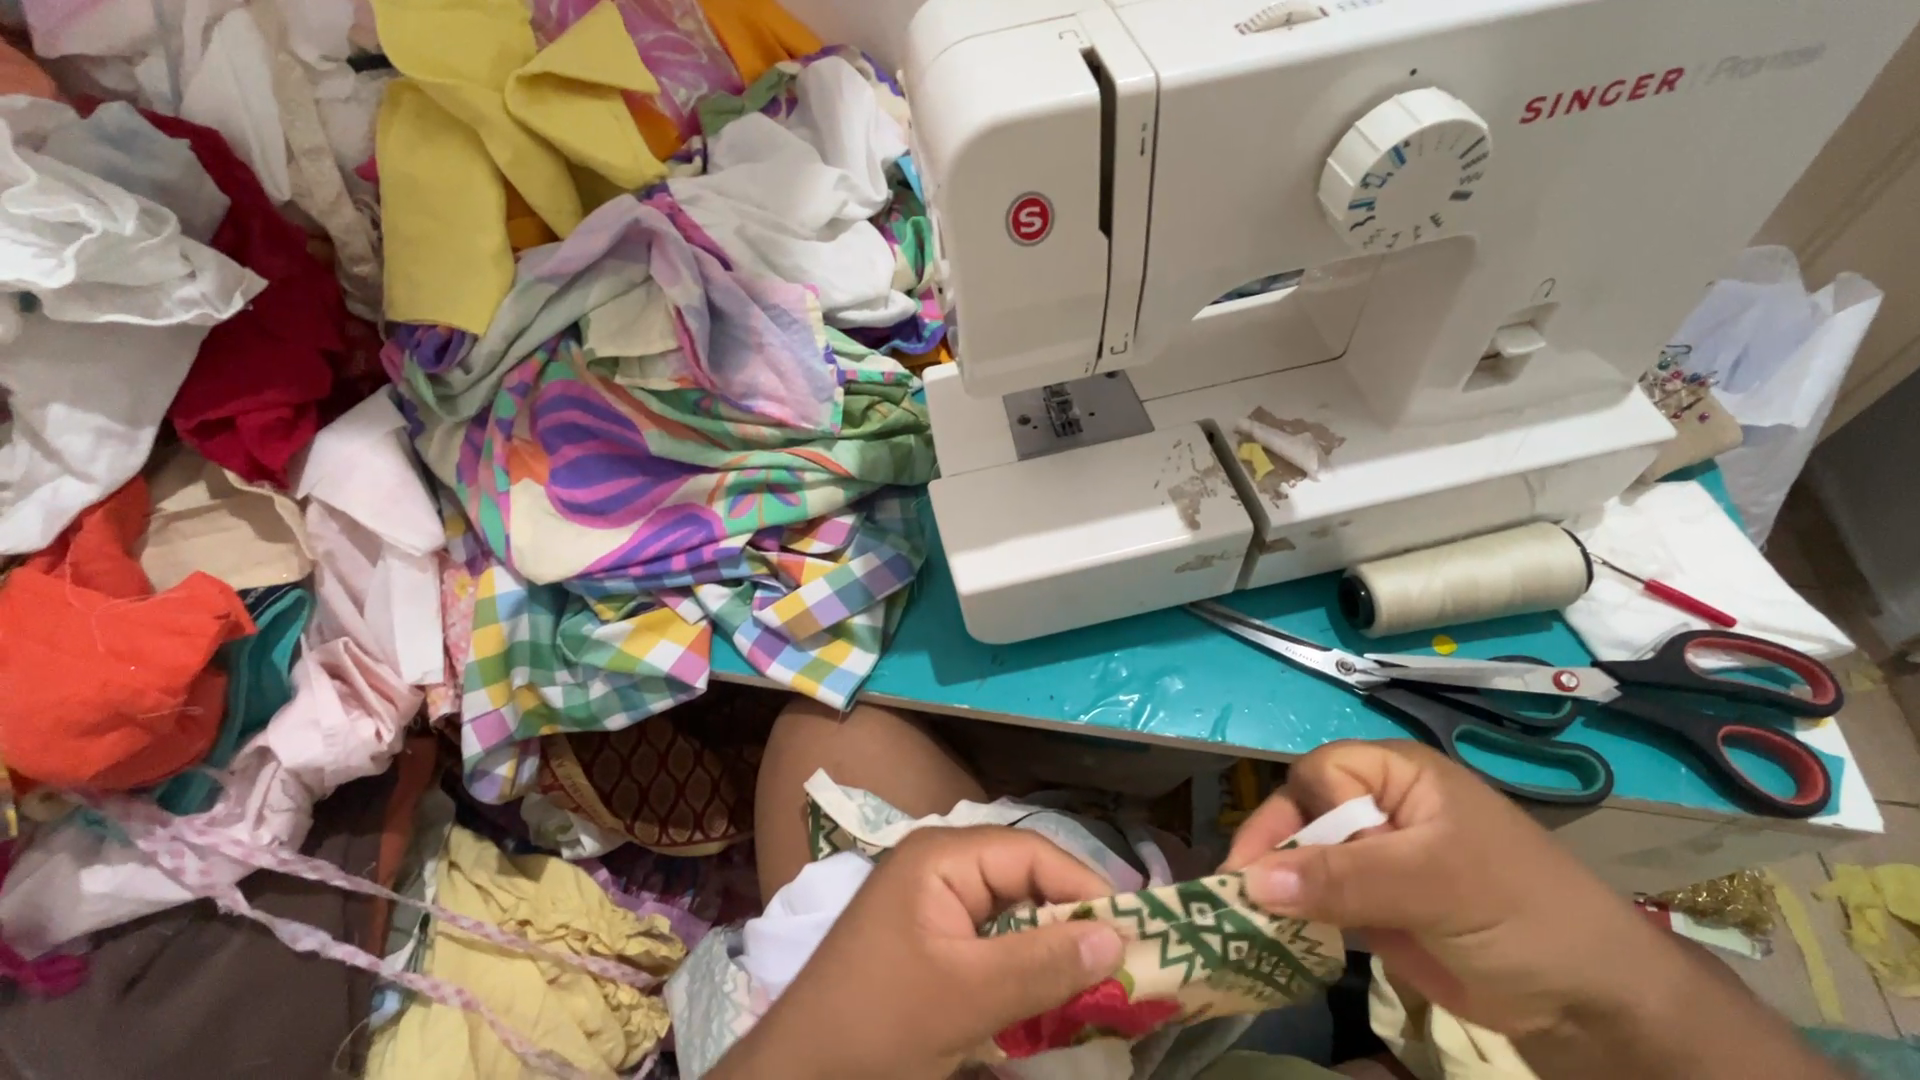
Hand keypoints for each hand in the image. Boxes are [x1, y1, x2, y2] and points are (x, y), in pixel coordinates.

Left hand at [713, 827, 1125, 1079]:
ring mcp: (932, 906)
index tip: (1137, 931)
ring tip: (1102, 980)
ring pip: (1013, 915)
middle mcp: (939, 868)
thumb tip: (1119, 937)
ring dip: (1052, 948)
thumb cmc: (876, 1026)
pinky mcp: (931, 945)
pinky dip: (1024, 969)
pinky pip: (992, 944)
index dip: (1086, 886)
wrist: (797, 1077)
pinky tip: (1053, 997)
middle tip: (1127, 962)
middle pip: (1025, 880)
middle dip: (1073, 919)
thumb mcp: (966, 998)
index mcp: (941, 857)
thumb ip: (1043, 964)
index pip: (1032, 853)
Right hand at [1223, 740, 1663, 1039]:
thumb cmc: (1522, 914)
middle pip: (1300, 814)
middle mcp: (1378, 809)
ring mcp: (1373, 860)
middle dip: (1270, 853)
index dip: (1294, 815)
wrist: (1589, 1003)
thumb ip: (1344, 878)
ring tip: (1241, 921)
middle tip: (1238, 898)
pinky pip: (1315, 901)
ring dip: (1273, 888)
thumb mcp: (1435, 885)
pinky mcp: (1371, 907)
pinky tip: (1270, 936)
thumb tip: (1250, 880)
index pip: (1319, 775)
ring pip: (1301, 859)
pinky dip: (1291, 917)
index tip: (1270, 868)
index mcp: (1397, 776)